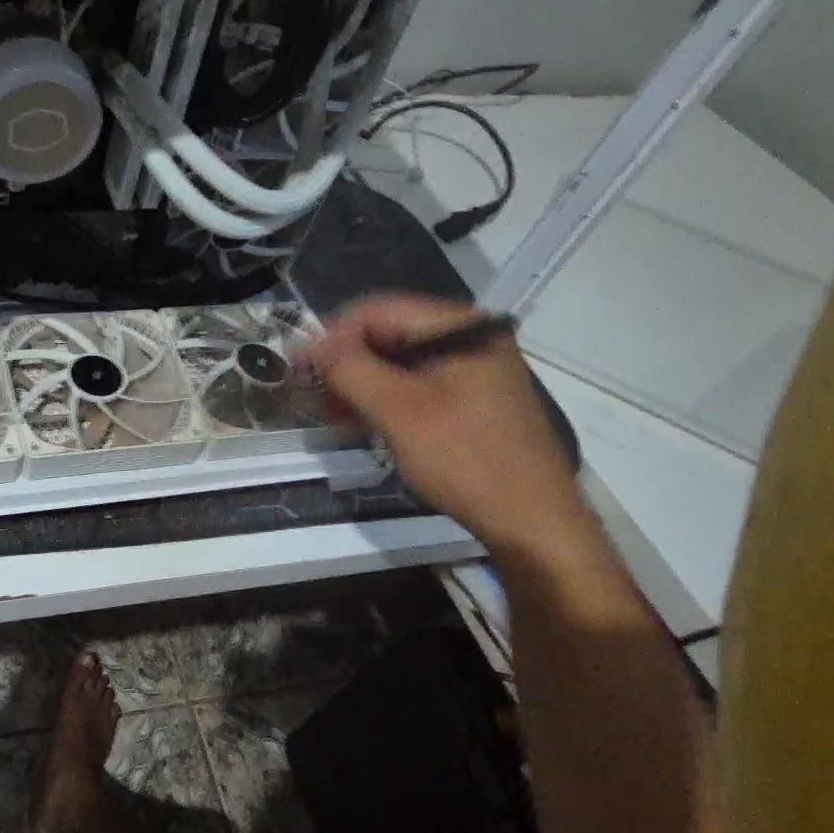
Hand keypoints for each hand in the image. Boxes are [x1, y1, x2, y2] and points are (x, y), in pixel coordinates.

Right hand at [306, 292, 587, 552]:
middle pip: (388, 332)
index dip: (332, 335)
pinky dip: (382, 397)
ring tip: (329, 411)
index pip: (378, 311)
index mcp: (460, 328)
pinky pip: (415, 383)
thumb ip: (350, 370)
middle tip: (310, 392)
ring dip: (358, 382)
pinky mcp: (471, 398)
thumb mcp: (399, 412)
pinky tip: (358, 420)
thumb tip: (308, 343)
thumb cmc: (466, 460)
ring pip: (398, 360)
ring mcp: (473, 368)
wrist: (533, 521)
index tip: (300, 368)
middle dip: (344, 360)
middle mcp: (469, 337)